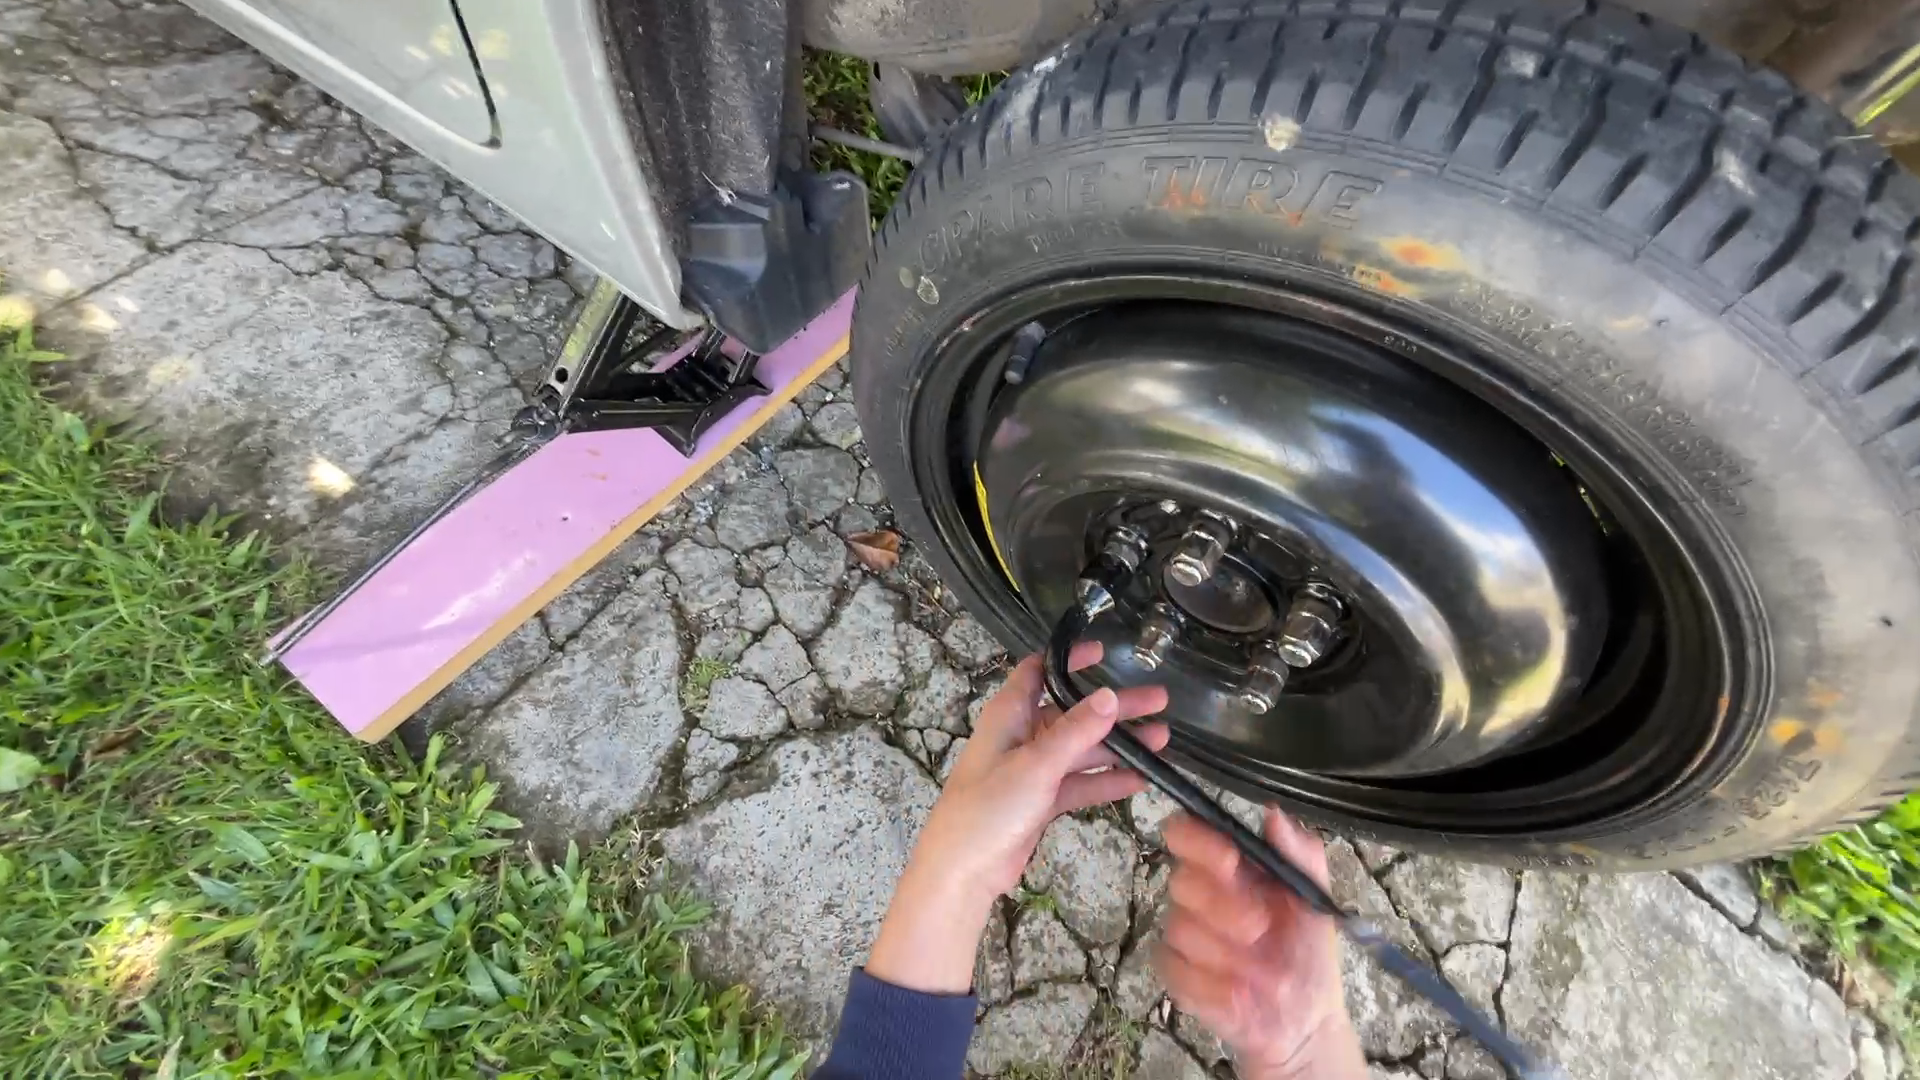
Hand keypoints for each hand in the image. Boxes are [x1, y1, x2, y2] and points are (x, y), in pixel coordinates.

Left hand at [866, 641, 1169, 993]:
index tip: (1105, 651)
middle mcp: (1022, 734)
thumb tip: (1109, 695)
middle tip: (1159, 700)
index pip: (1040, 671)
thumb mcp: (1036, 764)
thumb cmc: (990, 805)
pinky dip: (1107, 780)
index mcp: (1010, 713)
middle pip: (1074, 712)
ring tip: (1163, 738)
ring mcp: (1033, 768)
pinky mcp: (1041, 799)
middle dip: (1115, 707)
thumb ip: (1075, 731)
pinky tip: (1142, 778)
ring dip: (1119, 745)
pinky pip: (1080, 782)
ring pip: (1082, 749)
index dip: (1069, 659)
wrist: (963, 870)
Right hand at [1157, 808, 1367, 1079]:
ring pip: (1180, 927)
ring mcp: (1181, 932)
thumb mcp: (1314, 897)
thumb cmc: (1307, 947)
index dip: (1197, 841)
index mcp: (1222, 864)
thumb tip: (1272, 814)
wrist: (1307, 1015)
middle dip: (1222, 905)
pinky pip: (1175, 968)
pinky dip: (1212, 985)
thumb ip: (1298, 852)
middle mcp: (1194, 891)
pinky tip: (1240, 994)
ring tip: (1259, 971)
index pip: (1184, 832)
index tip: (1230, 860)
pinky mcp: (1175, 973)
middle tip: (1260, 926)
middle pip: (1180, 880)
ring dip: (1225, 952)